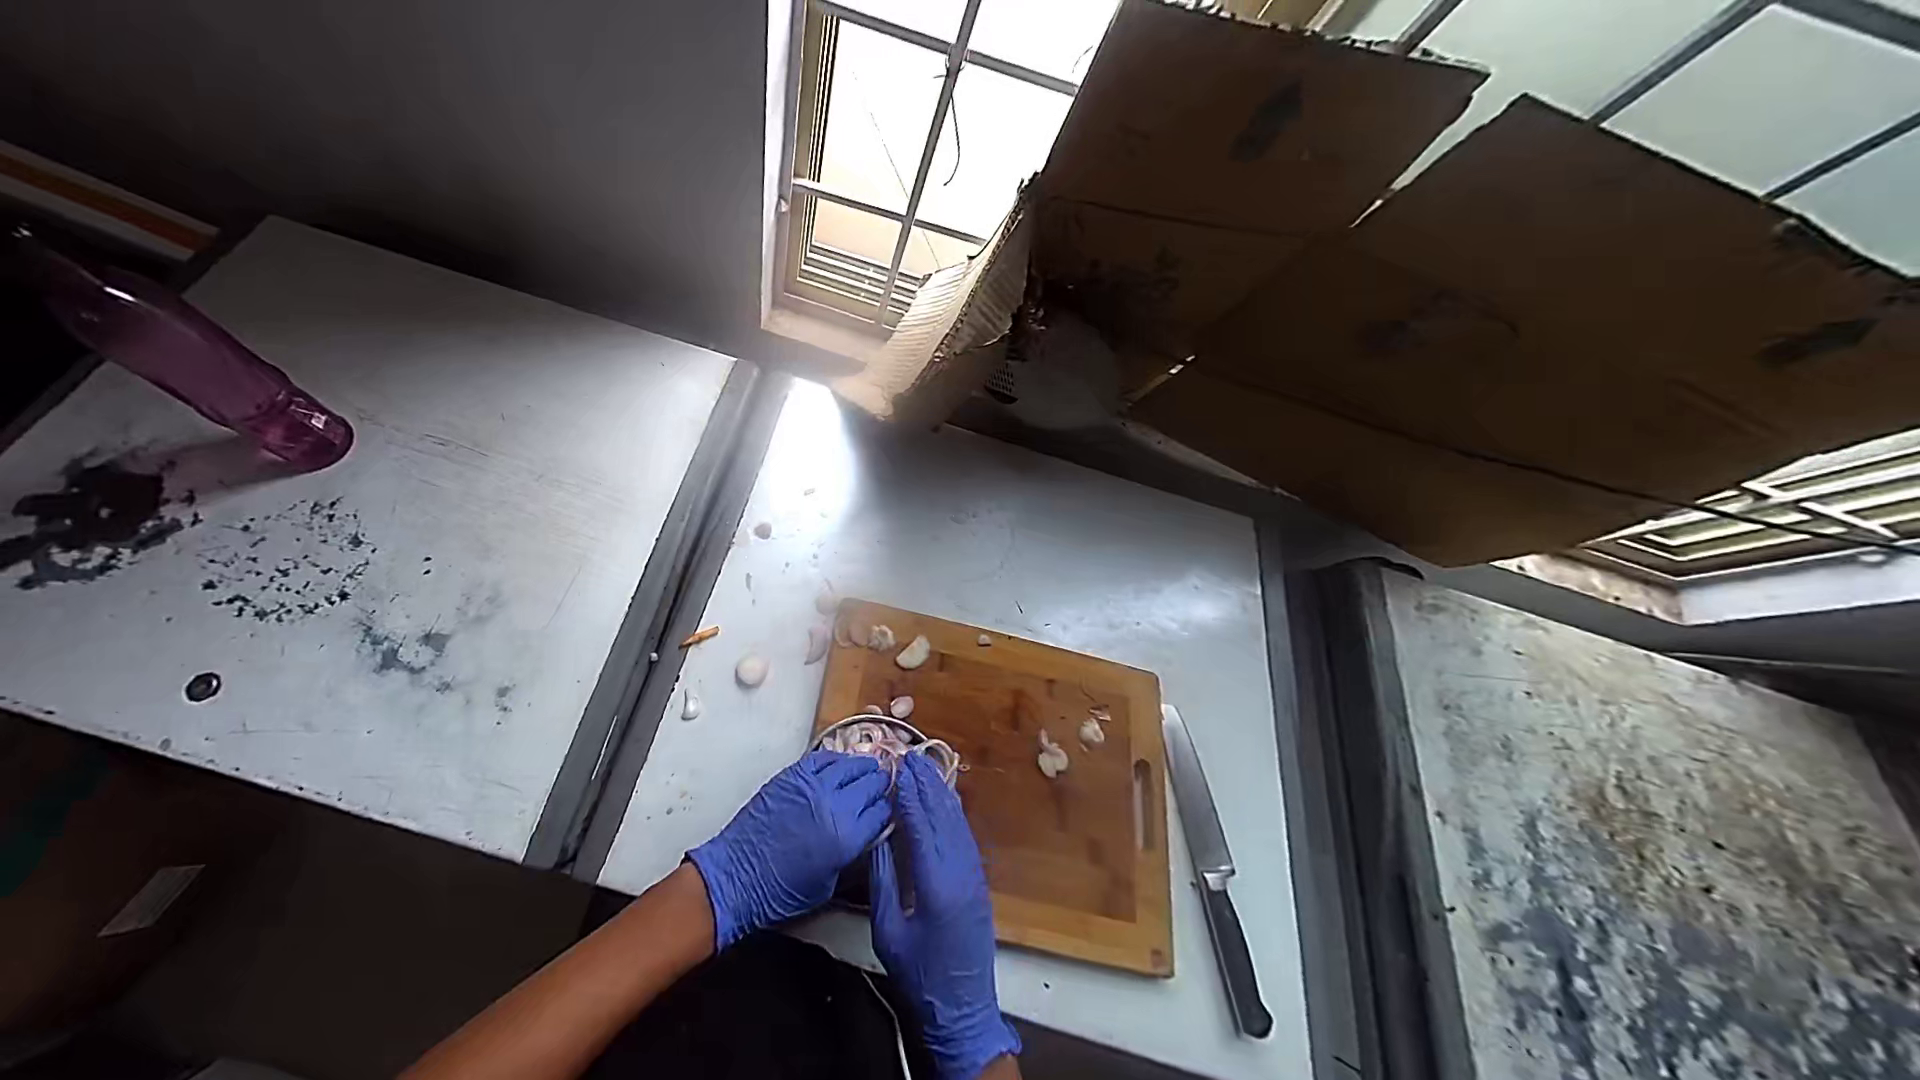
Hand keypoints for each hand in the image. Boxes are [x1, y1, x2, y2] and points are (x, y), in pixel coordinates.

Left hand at [688, 750, 890, 948]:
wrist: (735, 878)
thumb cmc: (780, 892)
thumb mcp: (830, 884)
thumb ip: (854, 852)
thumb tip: (868, 832)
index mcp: (848, 838)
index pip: (884, 811)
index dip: (890, 808)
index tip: (891, 807)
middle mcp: (836, 807)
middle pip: (873, 783)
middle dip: (881, 785)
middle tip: (883, 785)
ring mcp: (813, 787)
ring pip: (852, 764)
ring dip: (863, 767)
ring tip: (867, 770)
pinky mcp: (792, 776)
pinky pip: (824, 758)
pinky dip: (836, 760)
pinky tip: (840, 765)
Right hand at [870, 754, 1020, 1079]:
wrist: (962, 1008)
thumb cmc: (918, 975)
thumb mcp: (888, 931)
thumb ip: (882, 881)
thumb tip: (876, 837)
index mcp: (936, 883)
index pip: (921, 825)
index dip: (909, 794)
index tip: (899, 768)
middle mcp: (961, 870)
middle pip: (943, 816)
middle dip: (926, 784)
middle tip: (911, 755)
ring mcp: (974, 874)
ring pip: (958, 822)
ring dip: (941, 792)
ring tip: (926, 768)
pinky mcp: (979, 880)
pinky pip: (965, 835)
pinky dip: (953, 811)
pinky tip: (945, 799)